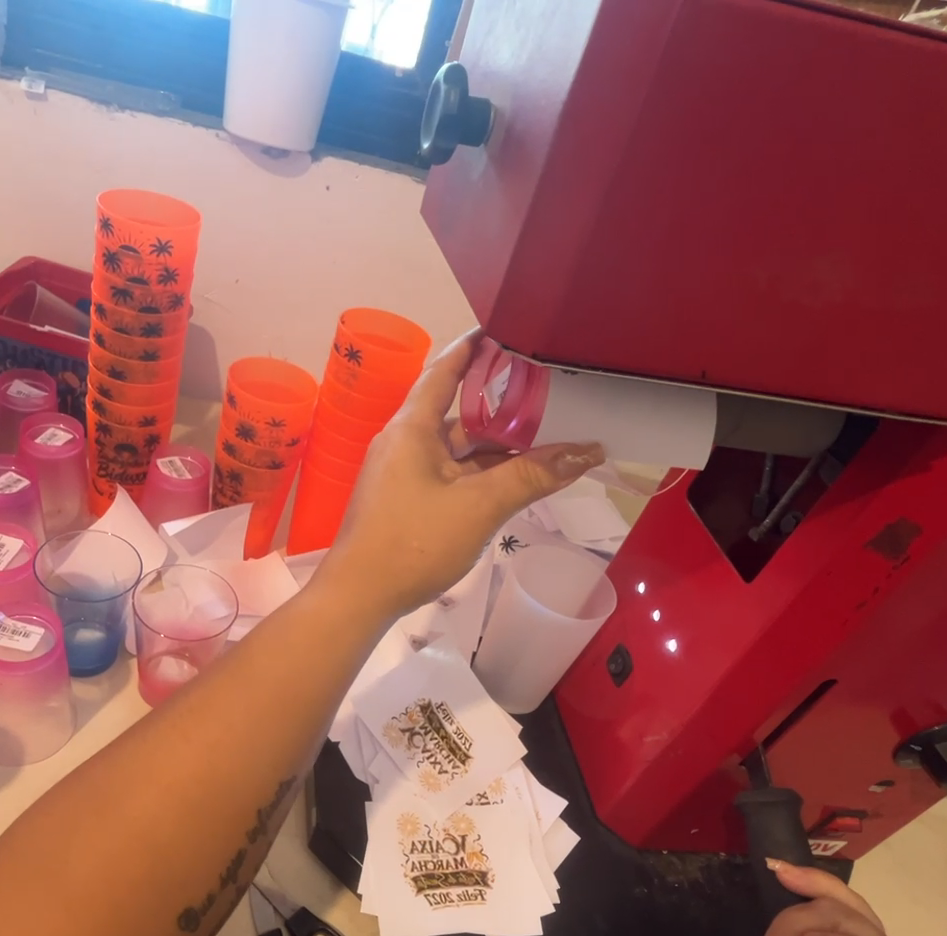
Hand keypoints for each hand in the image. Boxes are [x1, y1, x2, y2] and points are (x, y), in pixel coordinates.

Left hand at [317, 328, 603, 619]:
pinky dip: (482, 473)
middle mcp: (405, 442)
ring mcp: (404, 474)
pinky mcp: (407, 501)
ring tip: (547, 436)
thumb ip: (532, 476)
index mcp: (412, 428)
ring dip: (496, 445)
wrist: (360, 596)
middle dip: (501, 404)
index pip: (444, 370)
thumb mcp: (479, 506)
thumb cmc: (414, 542)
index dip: (473, 347)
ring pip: (458, 449)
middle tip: (549, 390)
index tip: (506, 328)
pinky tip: (516, 479)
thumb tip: (586, 452)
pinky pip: (451, 474)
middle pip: (457, 411)